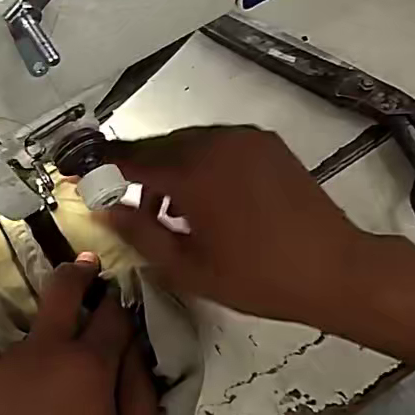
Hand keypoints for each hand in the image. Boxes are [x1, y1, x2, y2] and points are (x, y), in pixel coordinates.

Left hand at [0, 255, 157, 414]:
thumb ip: (140, 397)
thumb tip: (136, 352)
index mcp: (83, 370)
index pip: (112, 314)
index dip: (127, 303)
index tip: (134, 300)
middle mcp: (35, 358)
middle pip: (60, 292)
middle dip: (81, 276)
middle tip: (94, 271)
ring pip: (35, 337)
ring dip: (56, 339)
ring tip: (71, 382)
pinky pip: (12, 370)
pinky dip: (31, 373)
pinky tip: (38, 414)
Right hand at [103, 128, 414, 414]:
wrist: (334, 267)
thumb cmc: (258, 276)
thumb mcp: (190, 266)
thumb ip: (141, 233)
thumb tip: (104, 208)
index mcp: (194, 171)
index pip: (132, 159)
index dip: (103, 166)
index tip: (80, 173)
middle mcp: (217, 141)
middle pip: (161, 146)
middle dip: (139, 171)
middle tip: (132, 207)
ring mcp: (246, 138)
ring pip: (190, 142)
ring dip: (171, 168)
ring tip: (172, 212)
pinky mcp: (267, 144)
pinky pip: (219, 144)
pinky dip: (201, 163)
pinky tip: (207, 199)